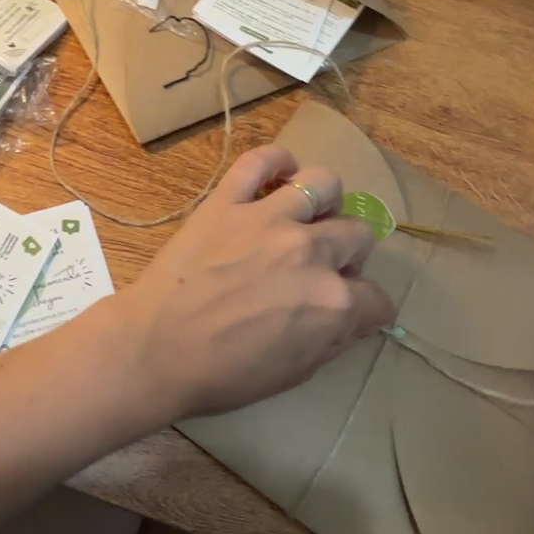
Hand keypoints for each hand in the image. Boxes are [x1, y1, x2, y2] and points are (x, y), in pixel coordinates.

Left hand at [105, 145, 392, 421]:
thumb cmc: (222, 372)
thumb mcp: (294, 372)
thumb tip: (356, 318)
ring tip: (305, 218)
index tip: (351, 310)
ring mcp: (268, 218)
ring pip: (323, 184)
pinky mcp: (228, 200)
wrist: (156, 348)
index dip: (366, 308)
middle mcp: (310, 251)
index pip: (377, 298)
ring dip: (323, 203)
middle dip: (348, 255)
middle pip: (357, 234)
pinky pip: (260, 160)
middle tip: (321, 266)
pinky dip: (275, 161)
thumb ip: (334, 339)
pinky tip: (276, 176)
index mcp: (333, 302)